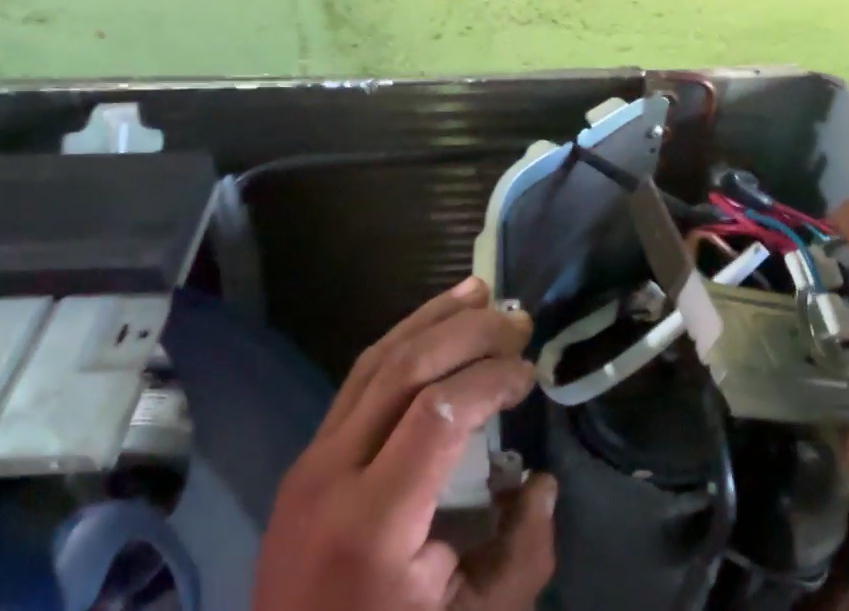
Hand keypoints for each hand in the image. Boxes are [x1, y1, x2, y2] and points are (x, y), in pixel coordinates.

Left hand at [254, 276, 557, 610]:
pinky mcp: (306, 459)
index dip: (488, 380)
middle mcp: (331, 474)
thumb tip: (541, 483)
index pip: (435, 414)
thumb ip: (520, 556)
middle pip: (400, 371)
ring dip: (428, 321)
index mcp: (373, 522)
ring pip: (372, 363)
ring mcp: (310, 460)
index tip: (529, 375)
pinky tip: (430, 331)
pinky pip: (355, 384)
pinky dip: (400, 346)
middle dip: (464, 333)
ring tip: (476, 292)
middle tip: (517, 319)